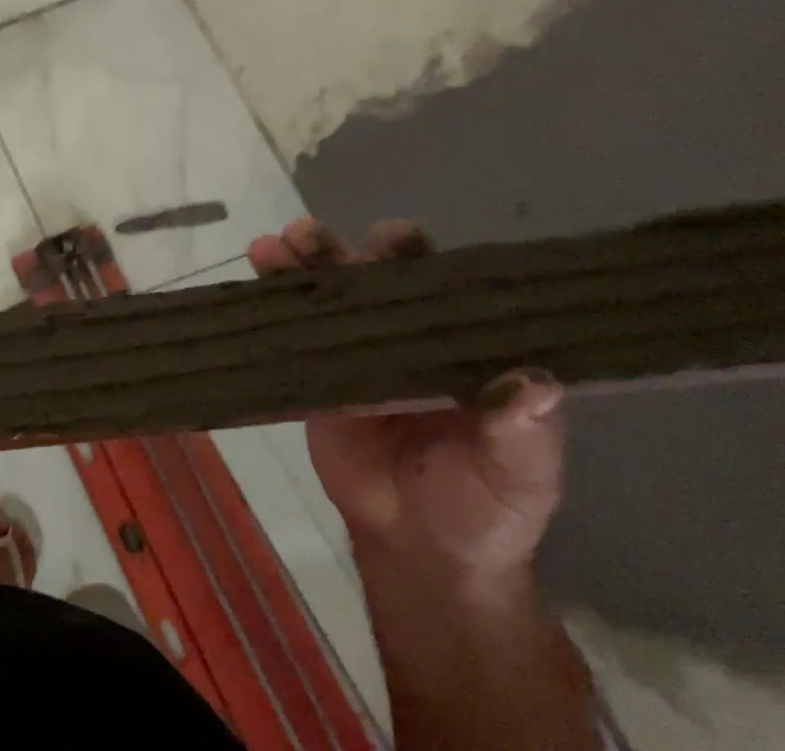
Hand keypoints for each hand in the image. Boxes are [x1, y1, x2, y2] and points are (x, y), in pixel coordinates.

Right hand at [248, 218, 565, 578]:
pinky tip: (250, 283)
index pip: (443, 290)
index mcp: (465, 350)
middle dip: (342, 252)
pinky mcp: (313, 383)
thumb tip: (534, 382)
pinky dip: (270, 312)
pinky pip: (290, 342)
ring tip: (271, 246)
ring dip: (299, 269)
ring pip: (327, 303)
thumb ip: (522, 432)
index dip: (419, 260)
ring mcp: (355, 360)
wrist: (418, 549)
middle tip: (311, 236)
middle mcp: (410, 342)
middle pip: (374, 284)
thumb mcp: (519, 475)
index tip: (393, 240)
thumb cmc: (487, 509)